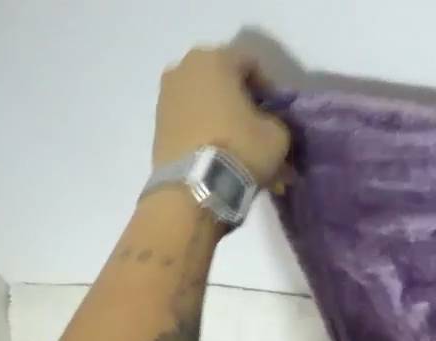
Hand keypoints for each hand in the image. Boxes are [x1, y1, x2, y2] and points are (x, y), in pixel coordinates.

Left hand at [152, 46, 290, 184]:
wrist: (195, 186)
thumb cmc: (240, 150)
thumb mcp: (277, 136)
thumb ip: (277, 121)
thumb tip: (268, 124)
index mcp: (216, 59)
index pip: (250, 62)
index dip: (268, 87)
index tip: (276, 113)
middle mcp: (185, 66)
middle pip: (223, 78)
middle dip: (243, 102)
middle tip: (258, 130)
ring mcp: (166, 93)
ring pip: (205, 100)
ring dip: (224, 118)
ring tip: (239, 148)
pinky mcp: (158, 120)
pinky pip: (190, 118)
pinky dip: (206, 130)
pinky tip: (220, 154)